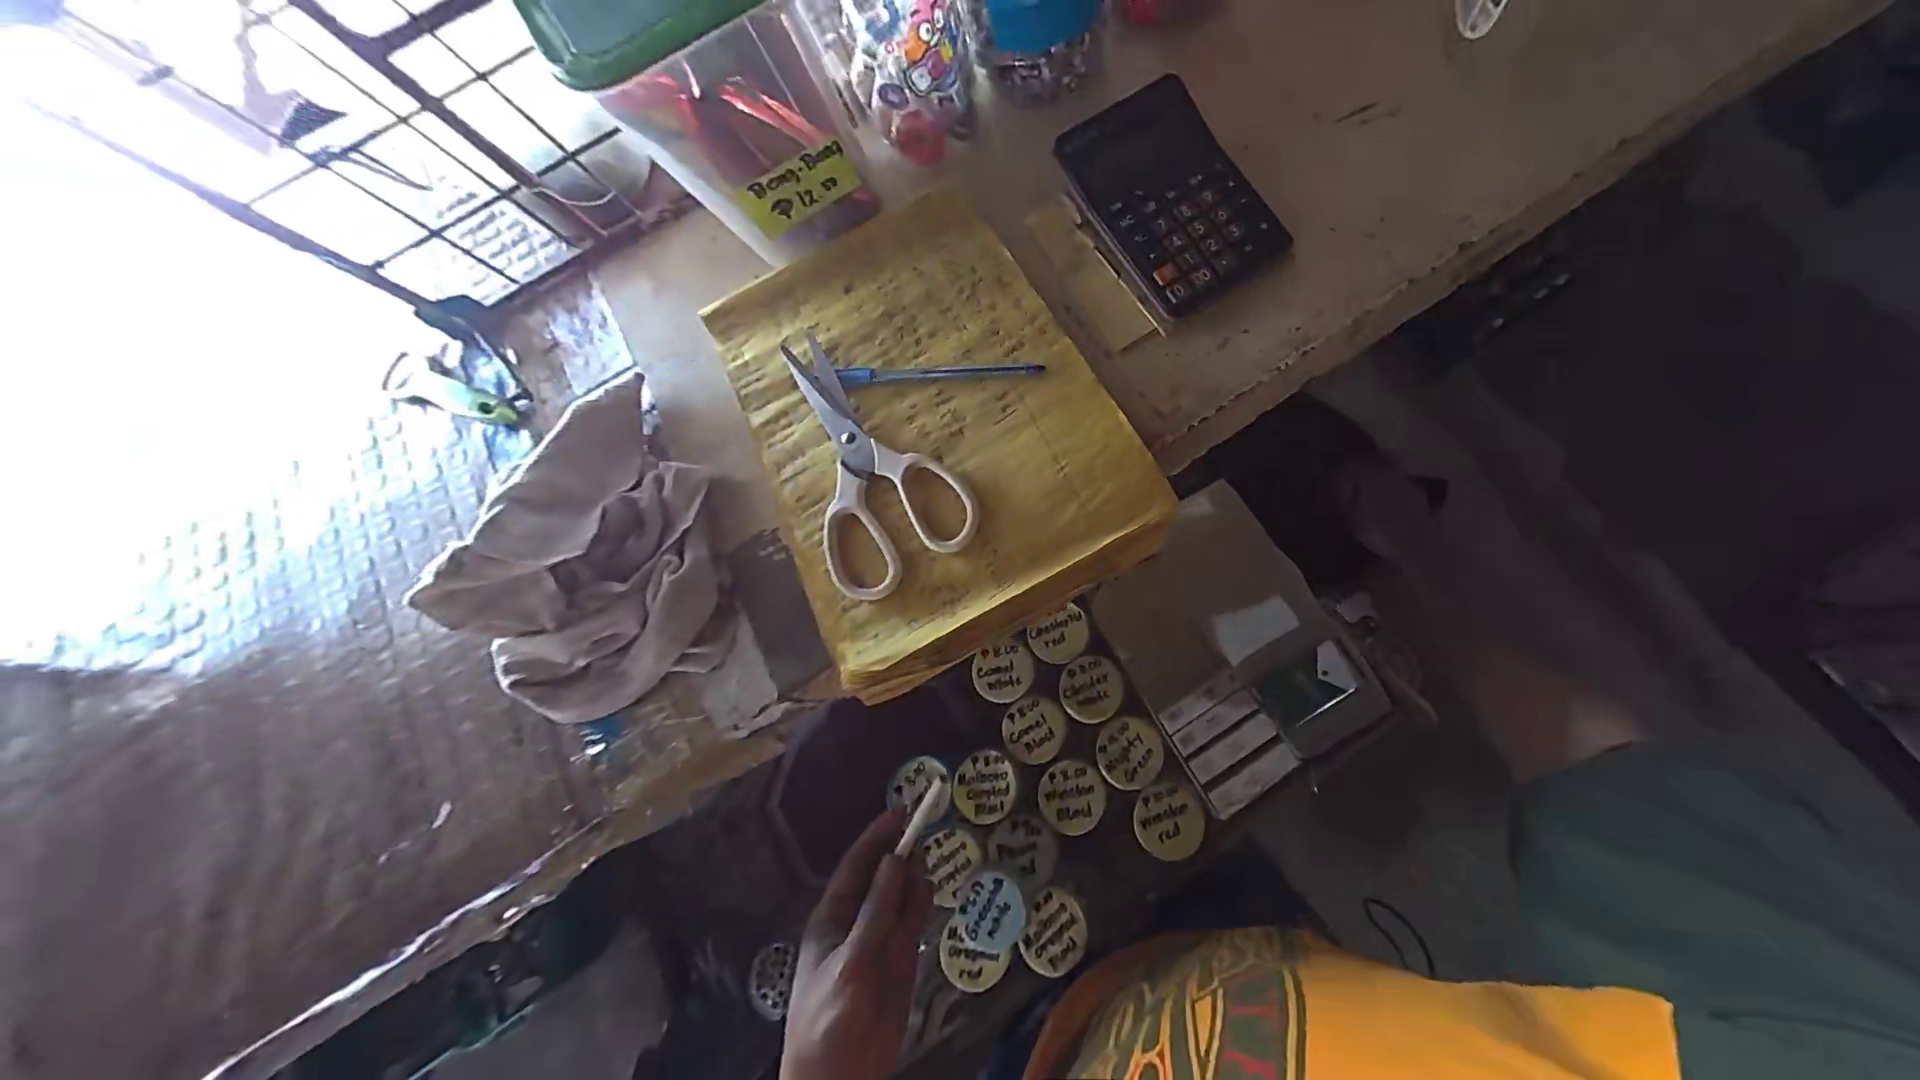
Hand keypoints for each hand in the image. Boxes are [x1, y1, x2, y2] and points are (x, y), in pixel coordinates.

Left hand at [781, 810, 934, 1079]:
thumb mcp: (851, 961)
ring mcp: (881, 938)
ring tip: (929, 852)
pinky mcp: (901, 959)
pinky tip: (929, 886)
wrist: (838, 1077)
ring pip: (901, 895)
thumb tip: (896, 860)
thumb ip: (876, 912)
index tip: (899, 812)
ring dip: (913, 874)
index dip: (876, 838)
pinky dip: (922, 902)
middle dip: (900, 851)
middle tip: (923, 826)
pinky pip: (913, 921)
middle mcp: (858, 920)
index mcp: (833, 916)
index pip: (857, 865)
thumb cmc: (828, 1016)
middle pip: (882, 876)